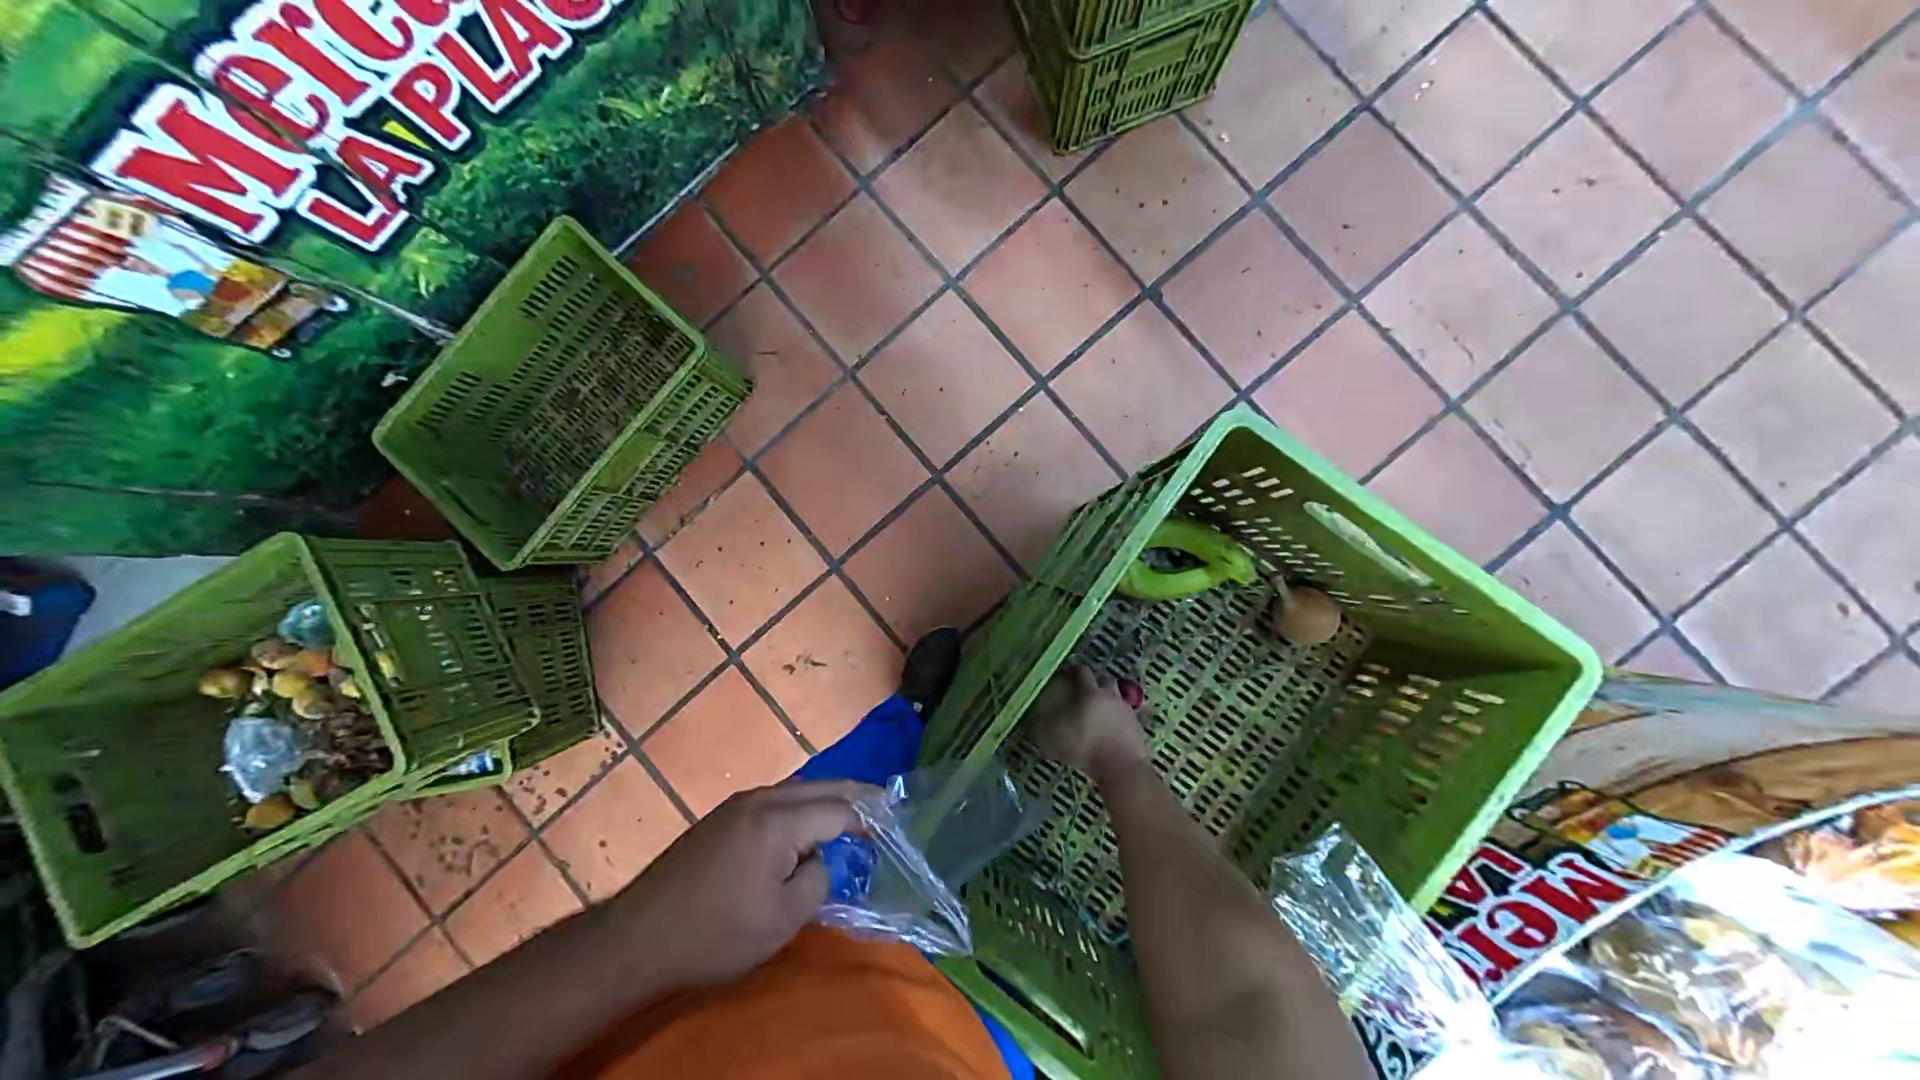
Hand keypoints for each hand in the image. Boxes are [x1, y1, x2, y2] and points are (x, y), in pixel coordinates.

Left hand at [608, 779, 871, 987]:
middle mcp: (760, 799)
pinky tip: (806, 821)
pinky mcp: (721, 817)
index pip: (838, 809)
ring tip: (851, 809)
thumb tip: (817, 859)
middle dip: (853, 793)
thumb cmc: (716, 932)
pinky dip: (801, 805)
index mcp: (779, 821)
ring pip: (796, 790)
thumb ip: (816, 880)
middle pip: (819, 787)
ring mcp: (737, 804)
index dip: (867, 818)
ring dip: (826, 796)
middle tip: (883, 801)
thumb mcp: (783, 919)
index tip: (891, 826)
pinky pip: (775, 799)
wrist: (638, 937)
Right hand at [1032, 665, 1148, 784]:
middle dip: (1094, 681)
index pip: (1082, 671)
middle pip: (1104, 679)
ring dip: (1107, 700)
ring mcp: (1127, 711)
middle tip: (1083, 689)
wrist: (1122, 768)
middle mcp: (1111, 696)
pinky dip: (1117, 718)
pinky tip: (1110, 729)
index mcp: (1091, 693)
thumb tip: (1036, 723)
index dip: (1072, 669)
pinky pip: (1125, 716)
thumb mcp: (1055, 740)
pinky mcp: (1137, 727)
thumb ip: (1044, 728)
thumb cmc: (1086, 748)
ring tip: (1097, 711)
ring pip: (1117, 697)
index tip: (1064, 673)